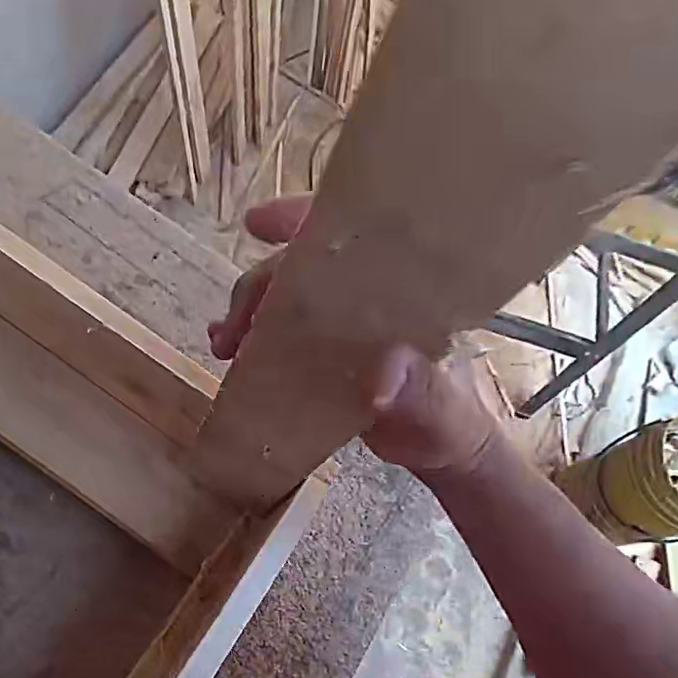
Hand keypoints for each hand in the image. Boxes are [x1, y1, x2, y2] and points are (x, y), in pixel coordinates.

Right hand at [207, 195, 501, 481]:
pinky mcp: (329, 358)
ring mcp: (347, 328)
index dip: (306, 223)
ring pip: (289, 301)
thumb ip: (423, 395)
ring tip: (222, 344)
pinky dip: (255, 341)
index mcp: (406, 293)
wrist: (444, 454)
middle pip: (306, 269)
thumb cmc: (455, 425)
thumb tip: (382, 376)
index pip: (356, 238)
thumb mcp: (445, 414)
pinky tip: (232, 354)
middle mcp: (371, 299)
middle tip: (232, 325)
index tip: (257, 223)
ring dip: (249, 314)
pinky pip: (286, 338)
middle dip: (260, 285)